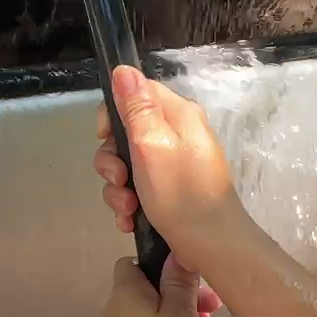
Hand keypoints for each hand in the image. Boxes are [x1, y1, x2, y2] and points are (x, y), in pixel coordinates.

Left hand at [91, 255, 212, 316]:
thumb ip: (179, 284)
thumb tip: (176, 252)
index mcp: (124, 293)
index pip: (134, 262)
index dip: (161, 265)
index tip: (191, 279)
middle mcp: (113, 310)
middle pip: (146, 289)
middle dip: (179, 294)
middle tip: (211, 310)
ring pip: (149, 314)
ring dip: (176, 316)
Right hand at [93, 65, 244, 267]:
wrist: (210, 247)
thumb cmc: (181, 194)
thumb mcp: (152, 145)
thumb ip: (136, 107)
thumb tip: (123, 69)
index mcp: (177, 115)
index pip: (135, 92)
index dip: (112, 113)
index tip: (105, 138)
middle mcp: (175, 134)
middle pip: (125, 131)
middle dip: (112, 161)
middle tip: (119, 181)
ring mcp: (171, 163)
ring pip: (125, 164)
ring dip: (117, 188)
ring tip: (127, 209)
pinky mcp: (167, 189)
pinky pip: (135, 186)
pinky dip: (128, 203)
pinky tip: (130, 219)